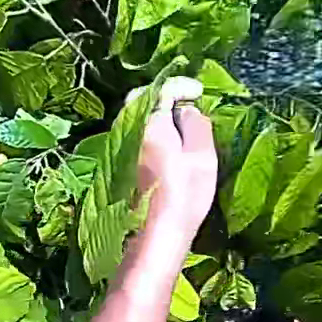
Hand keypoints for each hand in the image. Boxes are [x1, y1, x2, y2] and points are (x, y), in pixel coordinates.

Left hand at [135, 76, 216, 247]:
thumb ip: (196, 125)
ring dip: (154, 115)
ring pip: (134, 119)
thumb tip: (186, 110)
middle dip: (163, 97)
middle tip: (185, 103)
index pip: (162, 90)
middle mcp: (128, 132)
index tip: (198, 93)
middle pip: (140, 101)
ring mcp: (120, 151)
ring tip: (177, 123)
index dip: (182, 86)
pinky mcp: (119, 168)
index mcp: (150, 125)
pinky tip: (164, 145)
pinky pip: (132, 137)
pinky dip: (147, 132)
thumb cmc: (183, 196)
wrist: (155, 235)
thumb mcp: (202, 156)